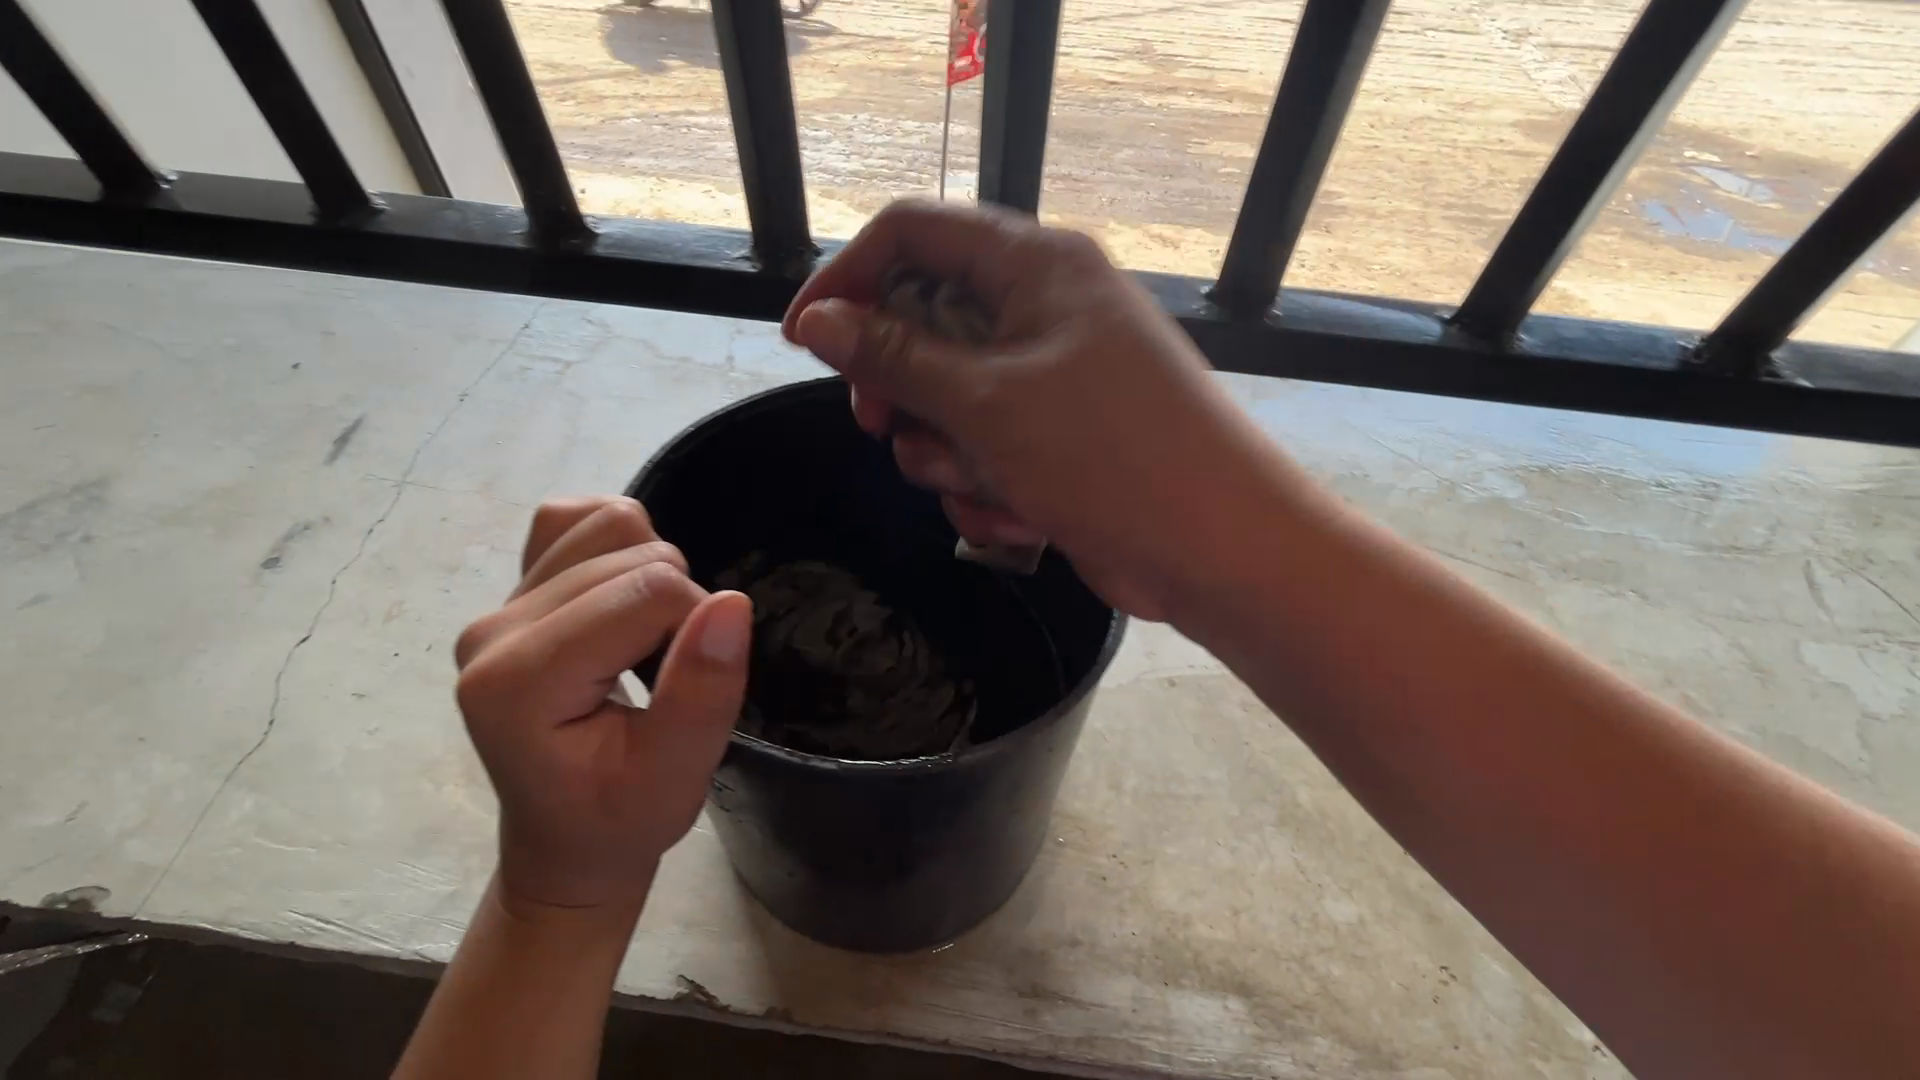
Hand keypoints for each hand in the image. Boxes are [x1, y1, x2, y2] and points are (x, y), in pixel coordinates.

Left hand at [452, 495, 750, 913]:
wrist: (567, 836)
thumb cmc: (623, 817)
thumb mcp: (678, 775)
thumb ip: (703, 691)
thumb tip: (732, 601)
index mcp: (520, 681)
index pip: (650, 593)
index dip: (702, 626)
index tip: (698, 679)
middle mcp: (493, 629)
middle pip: (634, 556)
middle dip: (682, 603)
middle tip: (674, 669)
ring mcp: (496, 605)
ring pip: (611, 525)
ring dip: (656, 572)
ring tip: (651, 638)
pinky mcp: (511, 590)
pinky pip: (575, 519)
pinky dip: (621, 544)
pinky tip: (626, 597)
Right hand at [782, 200, 1292, 620]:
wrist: (1216, 549)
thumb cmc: (1108, 455)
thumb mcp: (986, 401)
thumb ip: (895, 355)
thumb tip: (818, 320)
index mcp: (1033, 267)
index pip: (913, 233)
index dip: (848, 277)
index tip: (803, 338)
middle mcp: (1039, 313)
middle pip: (922, 325)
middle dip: (902, 390)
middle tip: (885, 426)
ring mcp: (1046, 383)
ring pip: (945, 405)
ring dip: (950, 458)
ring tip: (993, 487)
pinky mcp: (1051, 444)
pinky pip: (981, 455)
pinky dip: (987, 492)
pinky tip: (1022, 519)